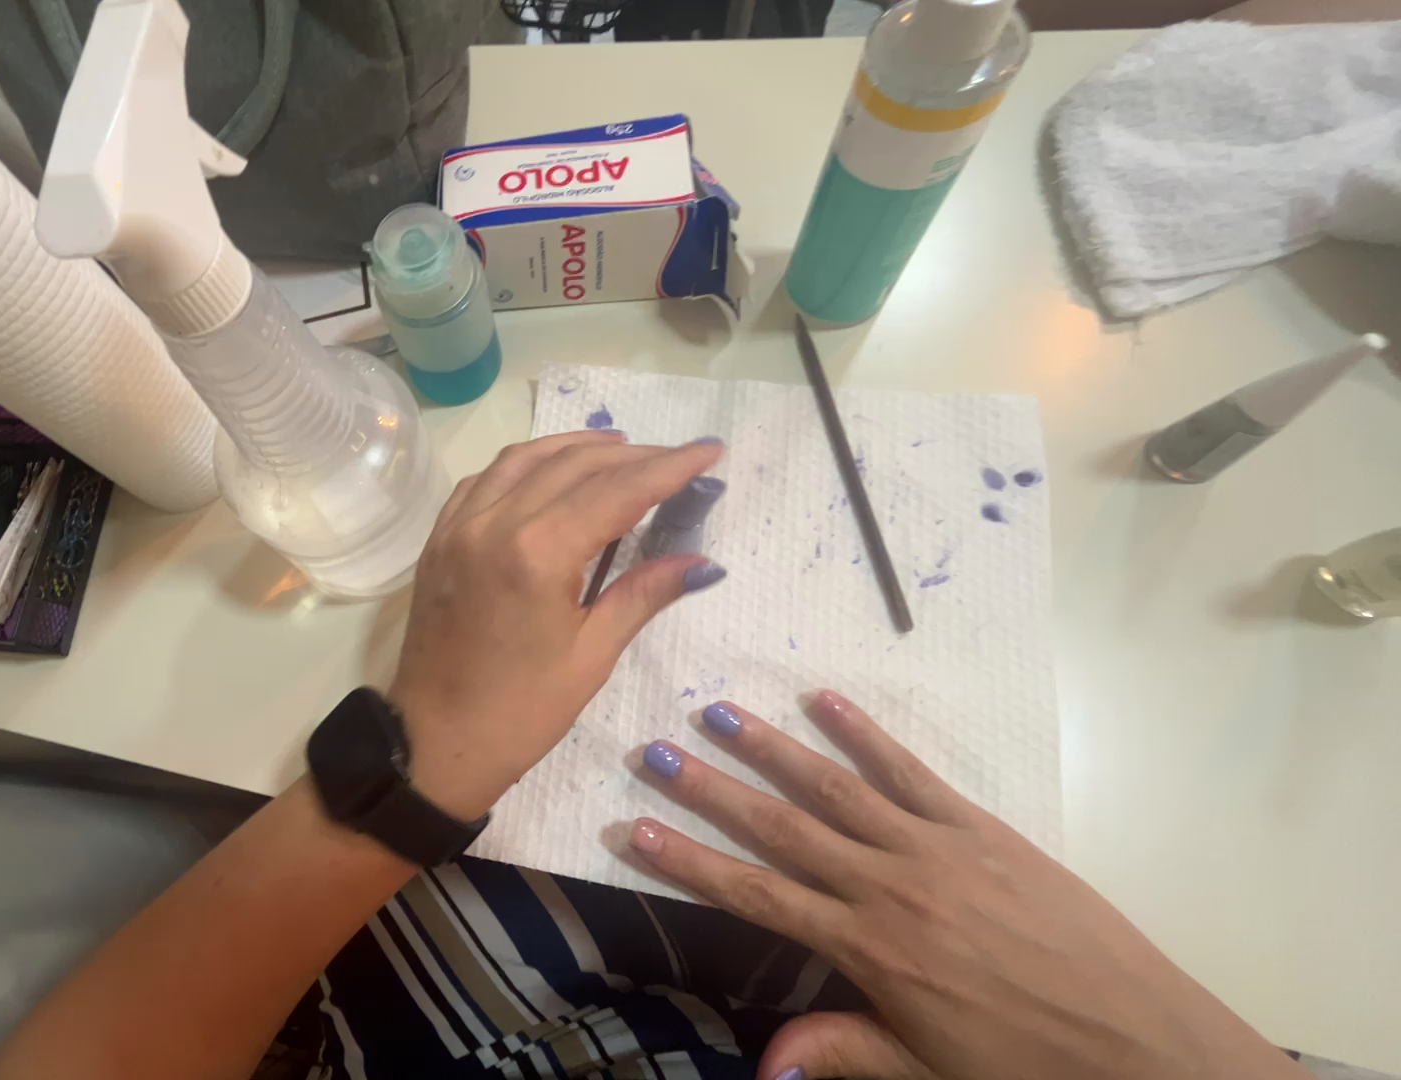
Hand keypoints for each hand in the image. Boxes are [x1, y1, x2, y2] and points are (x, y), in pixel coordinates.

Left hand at [390, 430, 727, 820]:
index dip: (667, 468)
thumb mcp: (591, 655)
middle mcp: (493, 523)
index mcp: (536, 552)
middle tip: (674, 457)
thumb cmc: (521, 711)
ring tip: (618, 446)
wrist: (435, 742)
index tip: (708, 451)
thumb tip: (703, 562)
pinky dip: (521, 466)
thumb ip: (643, 594)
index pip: (615, 491)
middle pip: (571, 465)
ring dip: (573, 447)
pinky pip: (482, 481)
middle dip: (630, 455)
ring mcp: (458, 526)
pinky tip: (546, 471)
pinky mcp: (438, 538)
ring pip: (522, 460)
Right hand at [628, 691, 1307, 1079]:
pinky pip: (910, 771)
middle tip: (654, 750)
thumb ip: (840, 1050)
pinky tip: (824, 699)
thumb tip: (761, 1064)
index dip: (690, 862)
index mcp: (866, 947)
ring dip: (769, 746)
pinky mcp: (978, 827)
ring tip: (717, 710)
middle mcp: (884, 885)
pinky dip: (864, 733)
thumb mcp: (927, 1073)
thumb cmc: (1029, 1070)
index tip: (636, 828)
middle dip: (708, 788)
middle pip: (777, 826)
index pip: (754, 894)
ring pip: (831, 786)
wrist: (1158, 1056)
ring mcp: (930, 846)